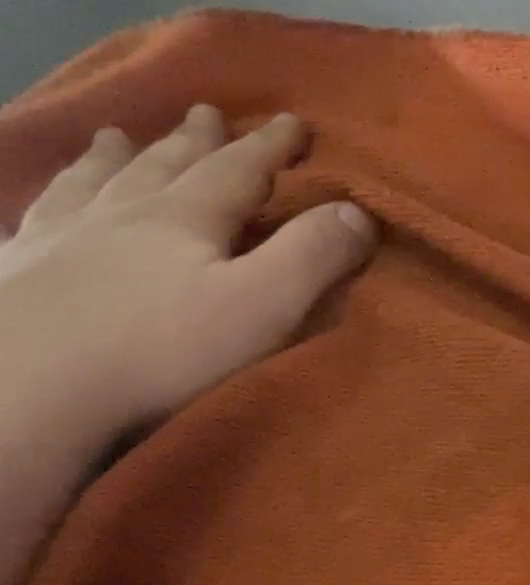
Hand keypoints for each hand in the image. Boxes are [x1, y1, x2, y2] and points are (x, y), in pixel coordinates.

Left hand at [0, 104, 375, 439]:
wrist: (33, 387)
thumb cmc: (166, 348)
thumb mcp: (265, 303)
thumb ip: (313, 256)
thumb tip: (356, 209)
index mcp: (183, 219)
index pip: (236, 171)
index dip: (268, 147)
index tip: (292, 123)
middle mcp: (121, 213)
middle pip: (165, 165)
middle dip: (195, 141)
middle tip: (207, 113)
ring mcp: (63, 237)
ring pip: (98, 180)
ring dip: (119, 156)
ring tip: (120, 136)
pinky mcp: (23, 268)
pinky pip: (46, 212)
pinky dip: (60, 193)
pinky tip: (58, 194)